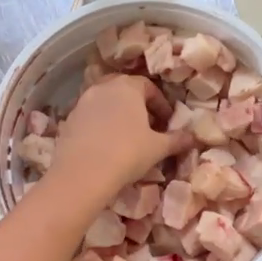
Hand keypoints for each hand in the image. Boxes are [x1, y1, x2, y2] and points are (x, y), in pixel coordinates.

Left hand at [46, 75, 190, 205]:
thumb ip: (177, 140)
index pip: (148, 87)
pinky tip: (105, 145)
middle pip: (124, 90)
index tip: (167, 122)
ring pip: (105, 103)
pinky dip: (100, 125)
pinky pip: (89, 117)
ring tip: (126, 136)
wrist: (82, 173)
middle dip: (137, 105)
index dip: (160, 104)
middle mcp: (103, 88)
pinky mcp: (68, 120)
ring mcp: (82, 103)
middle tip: (147, 126)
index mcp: (127, 87)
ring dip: (117, 114)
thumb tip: (193, 138)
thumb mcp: (158, 148)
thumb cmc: (127, 153)